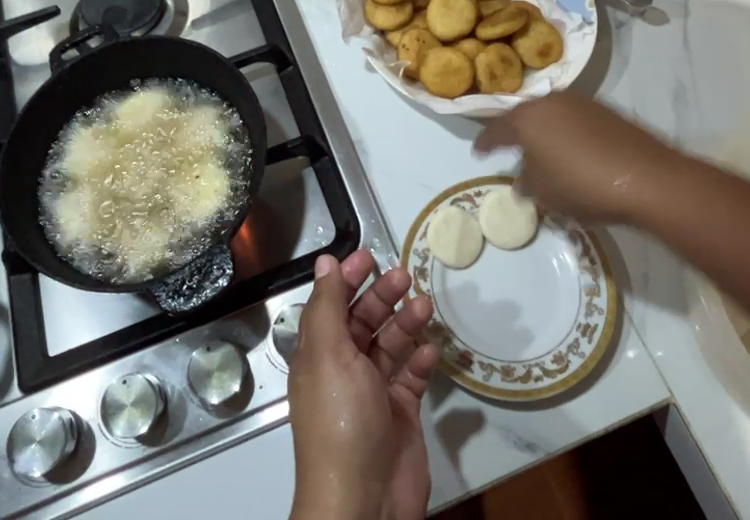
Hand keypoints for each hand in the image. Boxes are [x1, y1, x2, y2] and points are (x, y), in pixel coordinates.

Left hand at [288, 249, 438, 519]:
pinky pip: (411, 379)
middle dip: (381, 296)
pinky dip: (421, 362)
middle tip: (404, 274)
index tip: (369, 255)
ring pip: (389, 347)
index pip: (331, 306)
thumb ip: (329, 306)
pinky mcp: (400, 415)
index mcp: (318, 355)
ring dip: (405, 324)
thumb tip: (325, 262)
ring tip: (425, 306)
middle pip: (363, 322)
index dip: (347, 279)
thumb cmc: (341, 421)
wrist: (365, 501)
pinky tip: (431, 351)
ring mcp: (373, 394)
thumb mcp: (328, 355)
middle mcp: (343, 370)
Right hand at [473, 92, 684, 224]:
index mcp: (528, 118)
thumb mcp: (544, 192)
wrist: (647, 178)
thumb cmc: (583, 184)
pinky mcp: (607, 113)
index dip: (484, 142)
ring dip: (544, 133)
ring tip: (543, 154)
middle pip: (525, 116)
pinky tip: (572, 154)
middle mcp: (552, 102)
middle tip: (509, 150)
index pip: (496, 129)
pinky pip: (575, 121)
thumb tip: (522, 180)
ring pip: (552, 116)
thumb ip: (526, 183)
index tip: (477, 153)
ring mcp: (582, 104)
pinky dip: (567, 135)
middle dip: (516, 133)